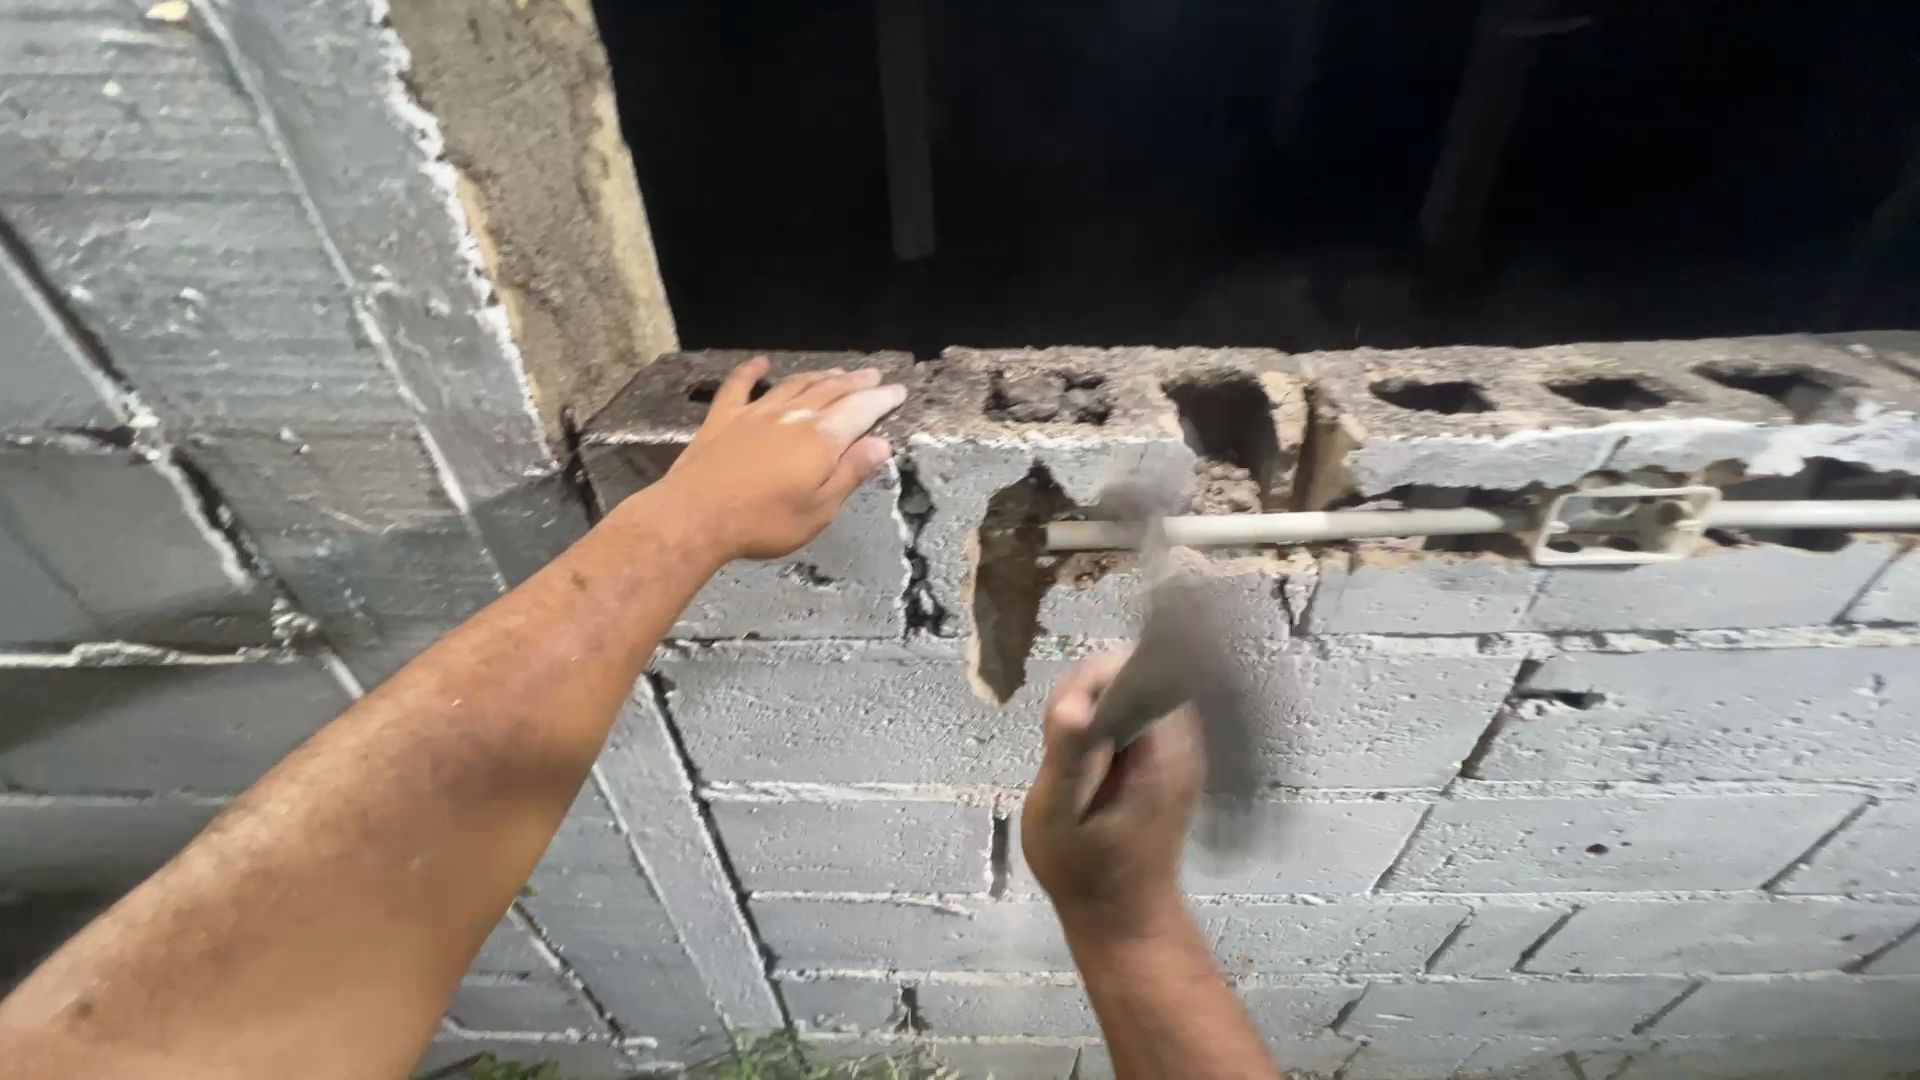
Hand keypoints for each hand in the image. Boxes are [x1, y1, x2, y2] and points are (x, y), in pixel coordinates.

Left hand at [658, 357, 906, 559]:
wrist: (696, 517)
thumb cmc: (764, 522)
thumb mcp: (820, 509)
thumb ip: (851, 473)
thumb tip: (881, 444)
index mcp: (821, 440)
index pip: (861, 410)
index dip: (882, 399)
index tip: (898, 391)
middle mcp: (793, 416)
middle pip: (832, 390)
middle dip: (857, 382)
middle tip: (875, 375)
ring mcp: (756, 413)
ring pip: (795, 384)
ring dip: (820, 375)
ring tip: (838, 371)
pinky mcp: (724, 418)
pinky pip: (741, 386)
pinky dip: (752, 371)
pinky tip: (762, 362)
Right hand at [1021, 654, 1202, 941]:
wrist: (1125, 919)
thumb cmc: (1085, 871)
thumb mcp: (1060, 815)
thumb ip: (1068, 755)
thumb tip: (1071, 703)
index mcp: (1161, 747)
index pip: (1129, 670)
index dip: (1087, 683)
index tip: (1060, 724)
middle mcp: (1181, 738)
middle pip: (1128, 674)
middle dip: (1086, 696)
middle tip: (1061, 746)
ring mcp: (1179, 747)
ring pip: (1128, 691)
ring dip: (1092, 711)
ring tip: (1072, 759)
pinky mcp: (1169, 758)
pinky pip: (1132, 713)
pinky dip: (1103, 726)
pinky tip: (1088, 765)